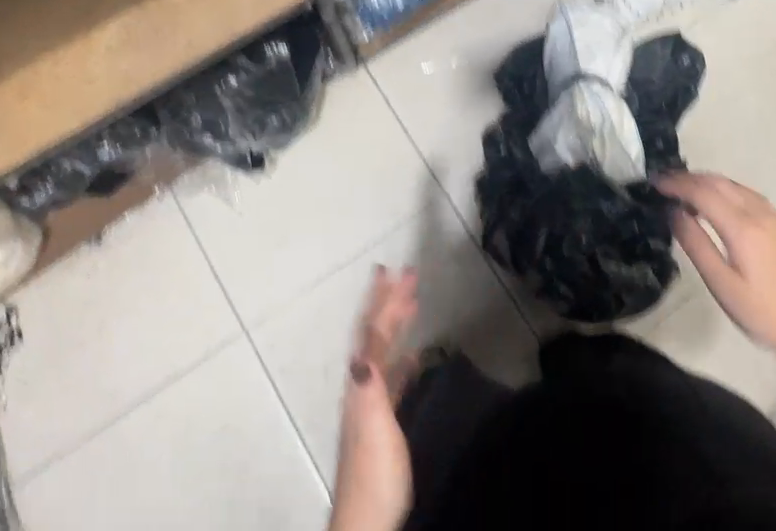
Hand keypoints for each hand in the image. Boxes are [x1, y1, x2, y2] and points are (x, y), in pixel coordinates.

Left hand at [330, 267, 416, 530]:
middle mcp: (362, 388)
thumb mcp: (373, 429)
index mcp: (360, 386)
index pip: (370, 333)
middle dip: (388, 303)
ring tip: (410, 302)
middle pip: (374, 336)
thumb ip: (369, 390)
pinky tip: (415, 355)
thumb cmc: (375, 476)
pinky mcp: (385, 422)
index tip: (392, 270)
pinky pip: (394, 377)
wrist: (367, 521)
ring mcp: (372, 405)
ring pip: (384, 352)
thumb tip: (363, 350)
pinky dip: (403, 358)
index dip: (381, 302)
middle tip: (405, 273)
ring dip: (396, 324)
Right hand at [657, 173, 775, 370]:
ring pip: (733, 185)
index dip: (675, 184)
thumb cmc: (761, 312)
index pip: (702, 192)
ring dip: (705, 181)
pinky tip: (714, 202)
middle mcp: (758, 212)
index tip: (653, 183)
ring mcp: (772, 216)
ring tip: (681, 191)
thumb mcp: (721, 284)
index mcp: (742, 227)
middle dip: (688, 178)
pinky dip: (723, 189)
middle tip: (662, 183)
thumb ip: (696, 244)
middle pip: (718, 182)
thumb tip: (673, 212)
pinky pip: (745, 193)